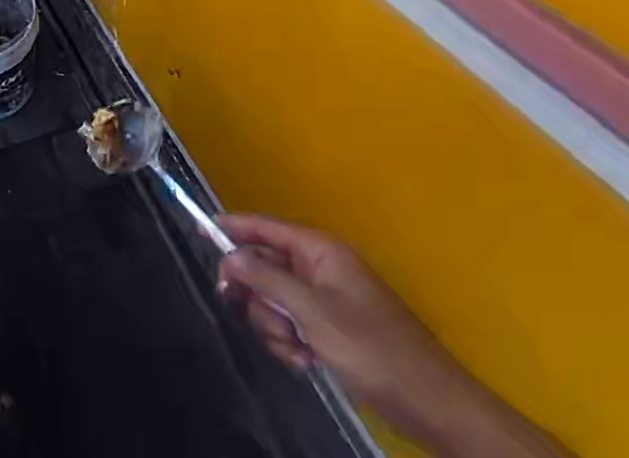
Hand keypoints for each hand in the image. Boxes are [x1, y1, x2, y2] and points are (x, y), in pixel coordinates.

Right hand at [218, 214, 566, 456]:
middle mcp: (320, 268)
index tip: (200, 227)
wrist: (428, 401)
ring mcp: (324, 298)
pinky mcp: (328, 327)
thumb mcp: (313, 313)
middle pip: (265, 268)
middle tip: (261, 318)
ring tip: (300, 350)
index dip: (234, 227)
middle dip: (261, 298)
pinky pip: (291, 325)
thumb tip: (230, 255)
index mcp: (320, 251)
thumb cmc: (371, 348)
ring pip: (274, 301)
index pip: (267, 228)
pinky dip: (292, 344)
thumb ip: (267, 281)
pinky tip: (309, 362)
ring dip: (277, 328)